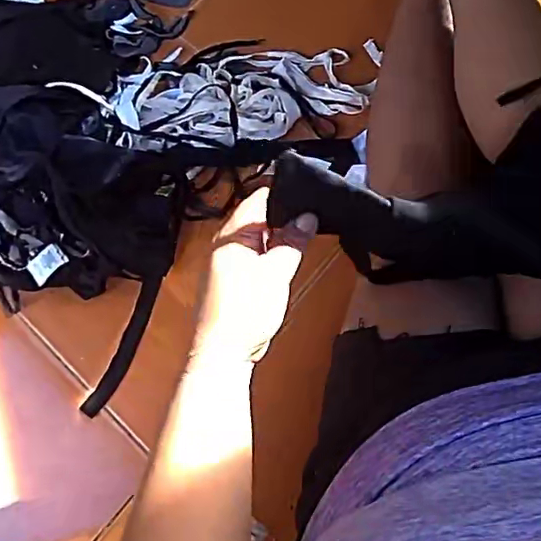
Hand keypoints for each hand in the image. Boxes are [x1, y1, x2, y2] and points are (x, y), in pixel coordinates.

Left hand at [192, 188, 317, 363]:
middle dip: (287, 212)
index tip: (309, 189)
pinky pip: (257, 252)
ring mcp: (228, 260)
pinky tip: (291, 256)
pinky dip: (275, 250)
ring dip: (282, 233)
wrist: (224, 350)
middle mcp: (225, 243)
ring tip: (308, 232)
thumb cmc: (245, 311)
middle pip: (259, 215)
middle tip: (315, 211)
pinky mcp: (234, 277)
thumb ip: (293, 242)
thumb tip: (308, 217)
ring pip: (259, 235)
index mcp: (232, 235)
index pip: (258, 198)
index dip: (284, 191)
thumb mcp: (277, 272)